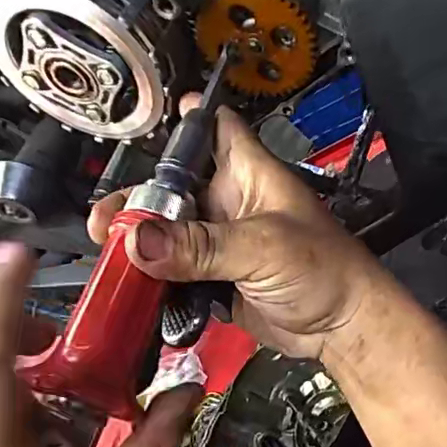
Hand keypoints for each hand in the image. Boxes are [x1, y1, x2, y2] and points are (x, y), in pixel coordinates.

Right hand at [88, 107, 390, 359]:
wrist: (340, 327)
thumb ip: (203, 246)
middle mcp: (229, 203)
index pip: (213, 128)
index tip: (144, 124)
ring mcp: (219, 242)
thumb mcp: (265, 247)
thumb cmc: (324, 269)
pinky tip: (130, 285)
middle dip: (136, 200)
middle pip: (171, 187)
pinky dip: (152, 276)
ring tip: (108, 254)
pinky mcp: (213, 278)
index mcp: (249, 174)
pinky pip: (173, 271)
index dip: (183, 119)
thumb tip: (140, 242)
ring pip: (167, 232)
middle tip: (105, 222)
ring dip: (138, 242)